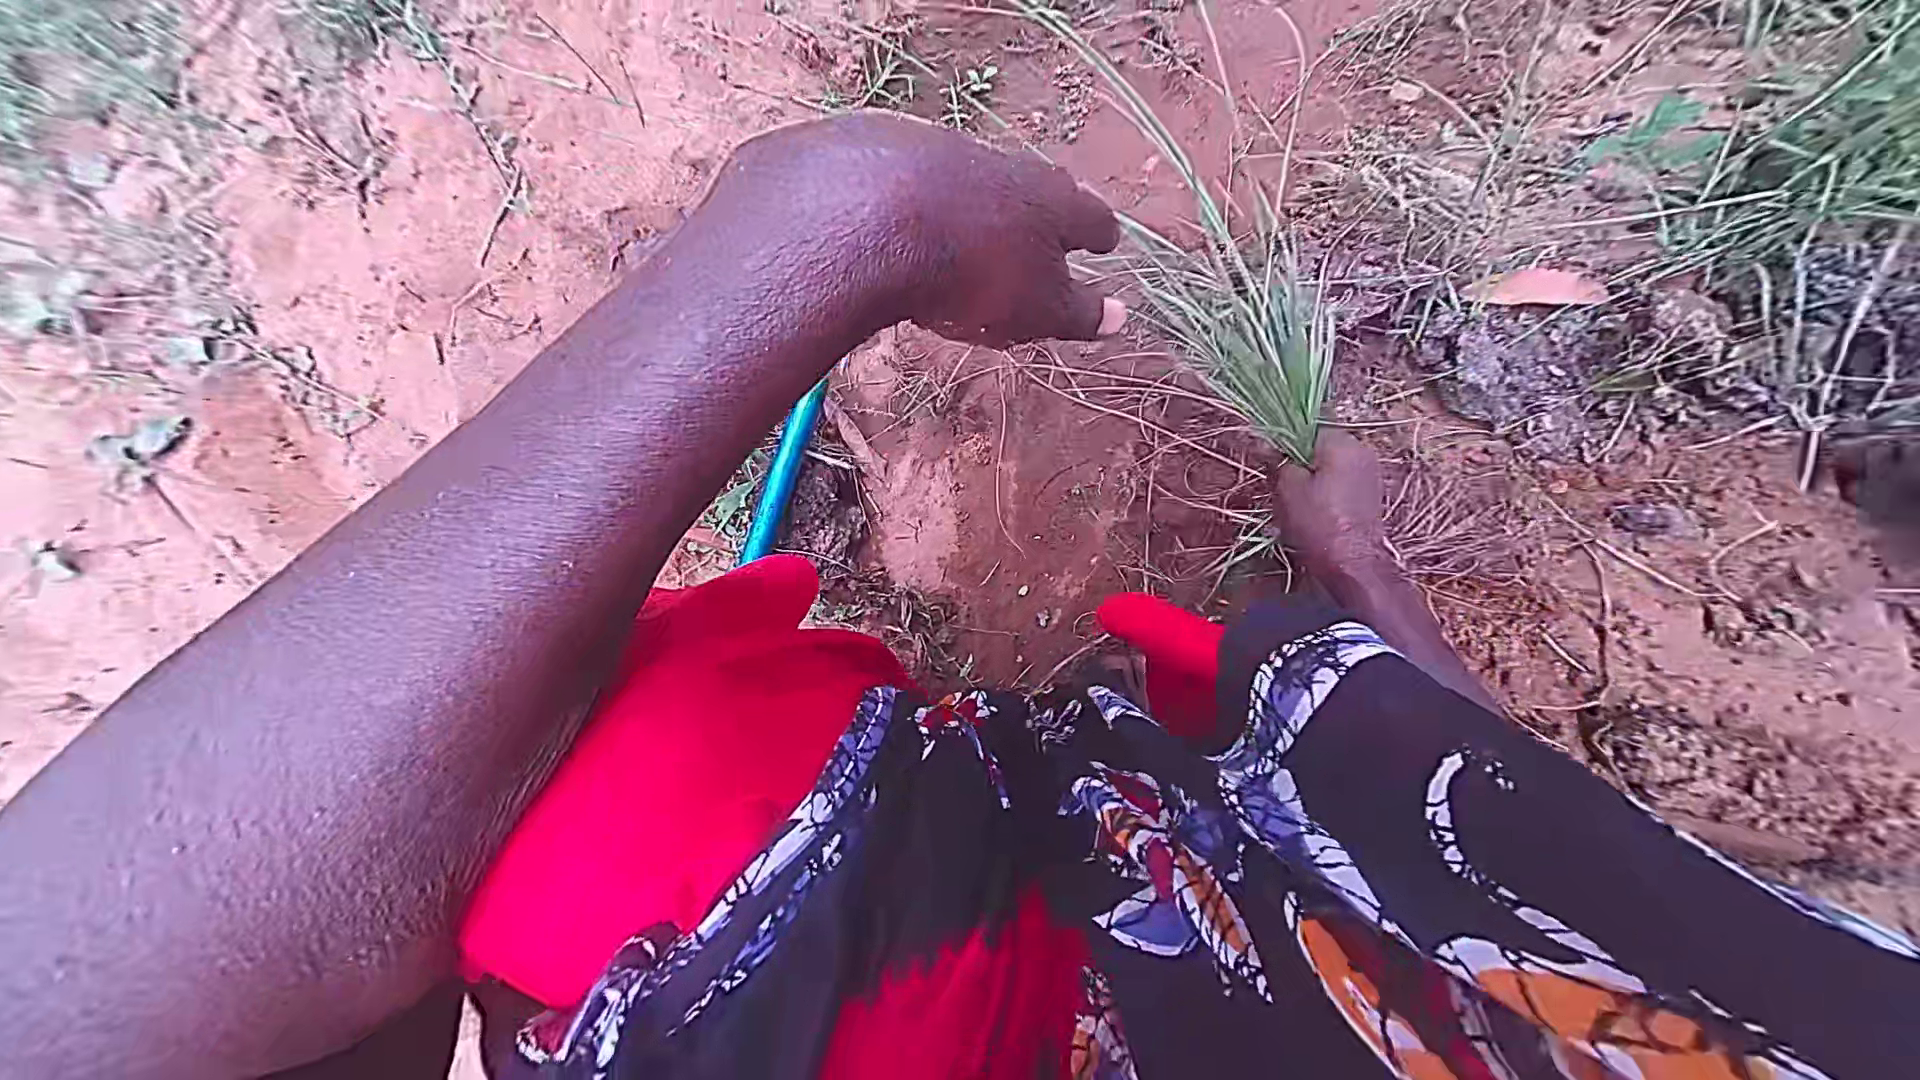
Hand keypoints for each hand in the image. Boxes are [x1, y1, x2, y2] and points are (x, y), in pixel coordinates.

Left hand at [691, 111, 1125, 346]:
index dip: (1101, 232)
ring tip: (988, 223)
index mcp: (1053, 204)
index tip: (1108, 241)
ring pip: (983, 179)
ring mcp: (949, 156)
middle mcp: (1008, 169)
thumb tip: (1121, 318)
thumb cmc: (979, 276)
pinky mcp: (893, 156)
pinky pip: (927, 182)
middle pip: (1039, 186)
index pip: (1091, 217)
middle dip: (1049, 208)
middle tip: (1055, 218)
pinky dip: (933, 201)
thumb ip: (1079, 313)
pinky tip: (919, 219)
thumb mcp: (1039, 310)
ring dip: (991, 201)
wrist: (880, 220)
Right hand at [1272, 429, 1389, 579]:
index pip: (1307, 430)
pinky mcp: (1371, 493)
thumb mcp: (1288, 488)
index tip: (1270, 464)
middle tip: (1280, 485)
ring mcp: (1370, 472)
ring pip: (1330, 465)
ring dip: (1311, 477)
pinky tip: (1313, 509)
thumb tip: (1264, 442)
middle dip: (1298, 462)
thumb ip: (1278, 460)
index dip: (1285, 445)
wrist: (1351, 562)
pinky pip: (1341, 480)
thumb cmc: (1317, 522)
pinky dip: (1325, 489)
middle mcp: (1362, 451)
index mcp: (1342, 444)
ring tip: (1295, 501)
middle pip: (1320, 447)